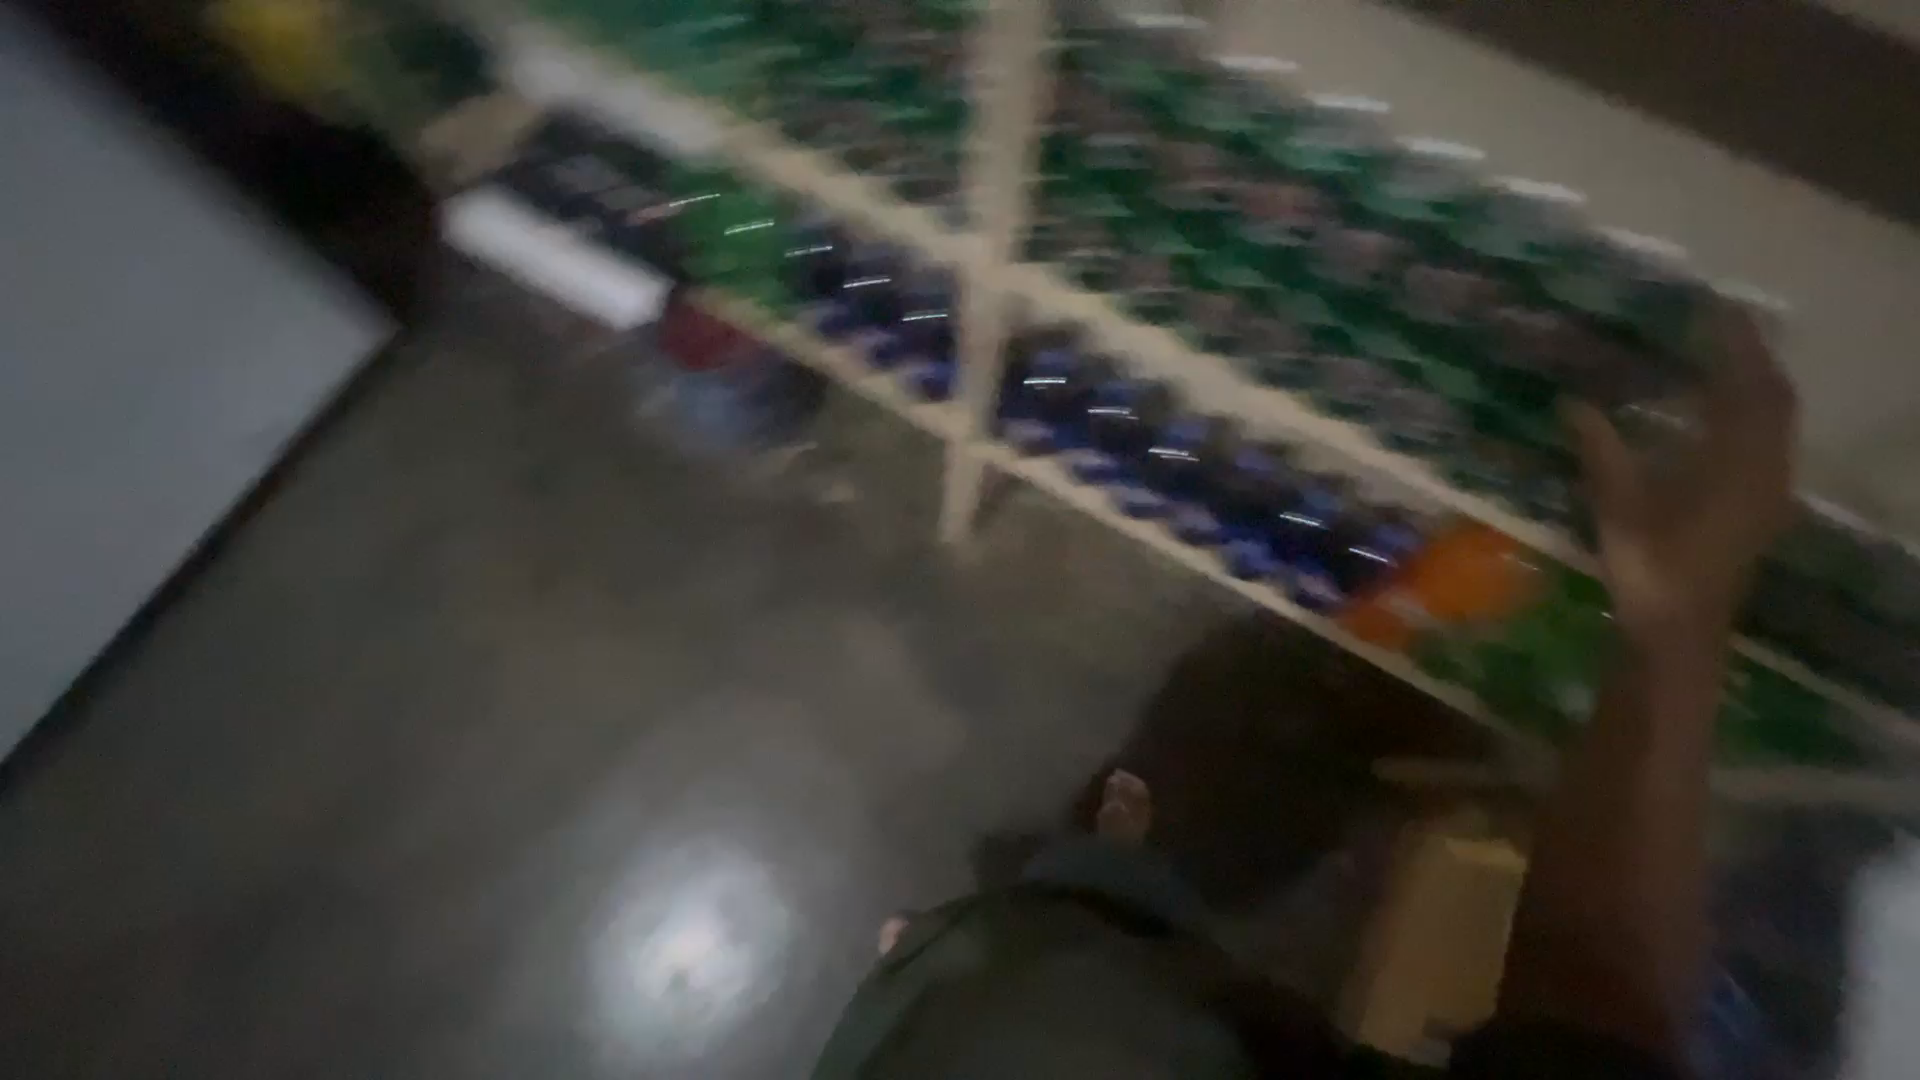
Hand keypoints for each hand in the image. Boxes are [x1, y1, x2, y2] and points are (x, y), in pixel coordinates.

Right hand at [1564, 303, 1798, 648]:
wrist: (1679, 628)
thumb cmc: (1649, 564)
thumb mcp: (1617, 504)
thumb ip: (1600, 450)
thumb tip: (1572, 402)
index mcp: (1740, 462)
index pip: (1748, 386)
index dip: (1734, 344)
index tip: (1711, 307)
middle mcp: (1768, 468)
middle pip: (1773, 398)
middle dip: (1749, 357)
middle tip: (1716, 326)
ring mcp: (1768, 490)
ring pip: (1774, 422)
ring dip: (1751, 386)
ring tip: (1716, 361)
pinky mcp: (1757, 507)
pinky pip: (1764, 444)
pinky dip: (1745, 416)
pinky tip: (1712, 419)